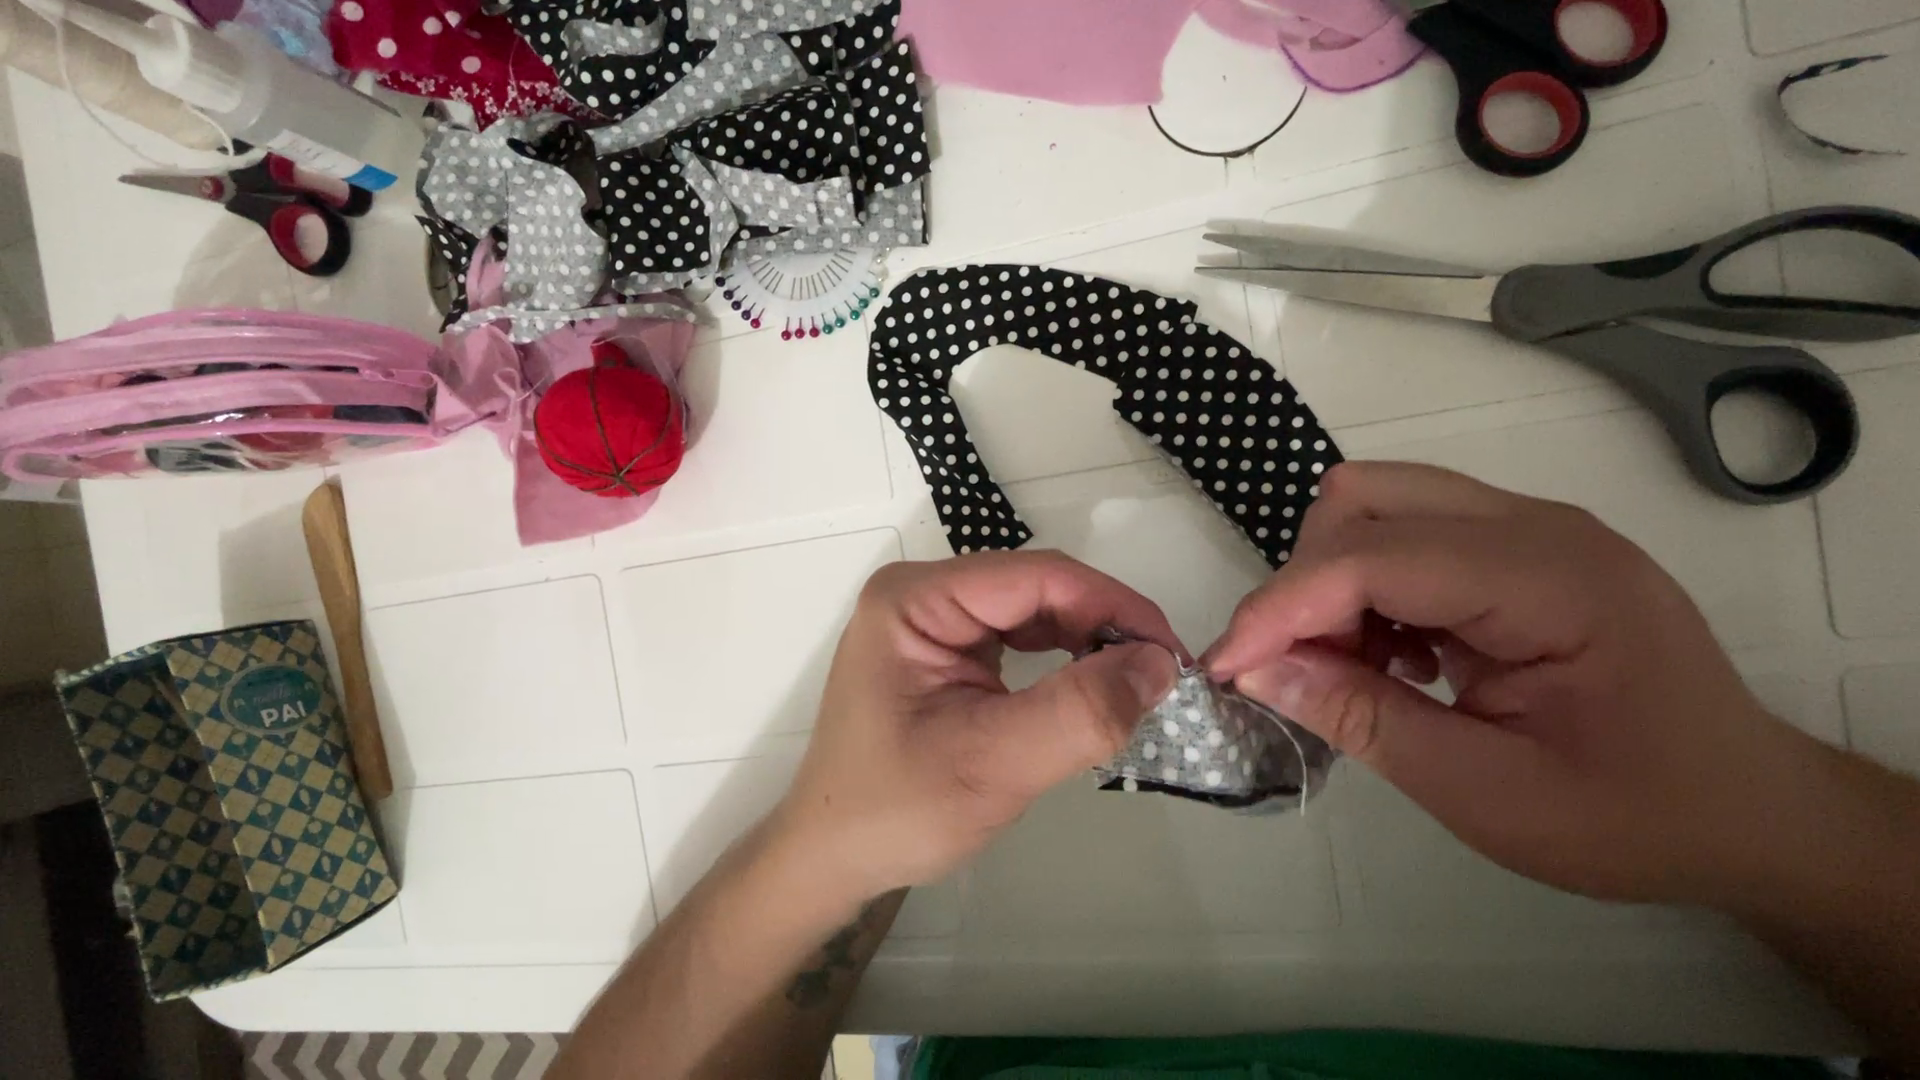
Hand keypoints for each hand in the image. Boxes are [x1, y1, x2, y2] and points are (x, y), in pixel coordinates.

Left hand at [773, 551, 1181, 898]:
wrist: (833, 856)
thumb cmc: (896, 812)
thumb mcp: (993, 764)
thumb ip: (1079, 712)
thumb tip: (1160, 664)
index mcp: (914, 599)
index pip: (1036, 576)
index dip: (1113, 606)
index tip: (1173, 654)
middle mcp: (922, 594)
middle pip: (1036, 587)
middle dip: (1104, 625)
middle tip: (1163, 676)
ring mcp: (932, 621)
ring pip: (1033, 610)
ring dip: (1089, 641)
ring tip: (1137, 682)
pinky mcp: (945, 651)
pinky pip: (1018, 638)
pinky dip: (1063, 659)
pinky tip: (1092, 685)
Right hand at [1203, 461, 1840, 908]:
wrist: (1749, 812)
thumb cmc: (1634, 816)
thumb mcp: (1487, 793)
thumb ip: (1362, 720)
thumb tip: (1253, 672)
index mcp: (1551, 582)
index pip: (1374, 558)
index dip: (1282, 607)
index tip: (1225, 668)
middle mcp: (1536, 526)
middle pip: (1365, 498)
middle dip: (1304, 581)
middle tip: (1301, 668)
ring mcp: (1527, 527)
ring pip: (1375, 503)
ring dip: (1331, 579)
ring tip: (1351, 663)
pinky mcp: (1513, 544)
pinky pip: (1402, 532)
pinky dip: (1364, 586)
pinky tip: (1393, 654)